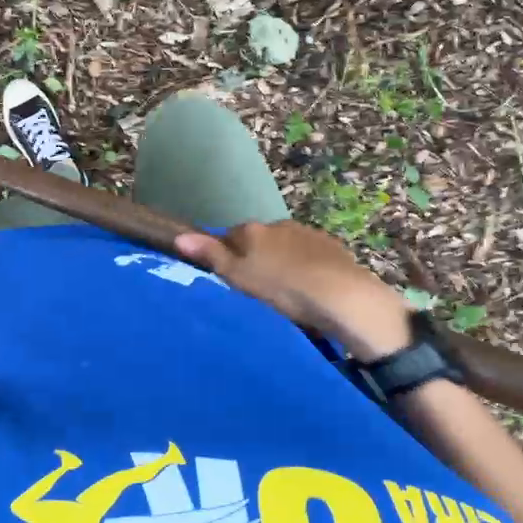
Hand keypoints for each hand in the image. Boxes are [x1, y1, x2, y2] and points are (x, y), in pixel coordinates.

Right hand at [175, 221, 411, 358]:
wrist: (343, 297)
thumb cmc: (283, 289)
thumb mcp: (239, 277)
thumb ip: (211, 255)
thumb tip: (178, 236)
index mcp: (252, 230)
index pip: (231, 236)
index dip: (229, 256)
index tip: (234, 279)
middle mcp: (278, 224)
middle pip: (260, 240)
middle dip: (259, 258)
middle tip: (260, 290)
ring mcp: (308, 234)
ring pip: (286, 247)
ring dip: (284, 262)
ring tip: (288, 293)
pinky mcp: (333, 248)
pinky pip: (311, 256)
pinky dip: (308, 268)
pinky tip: (313, 290)